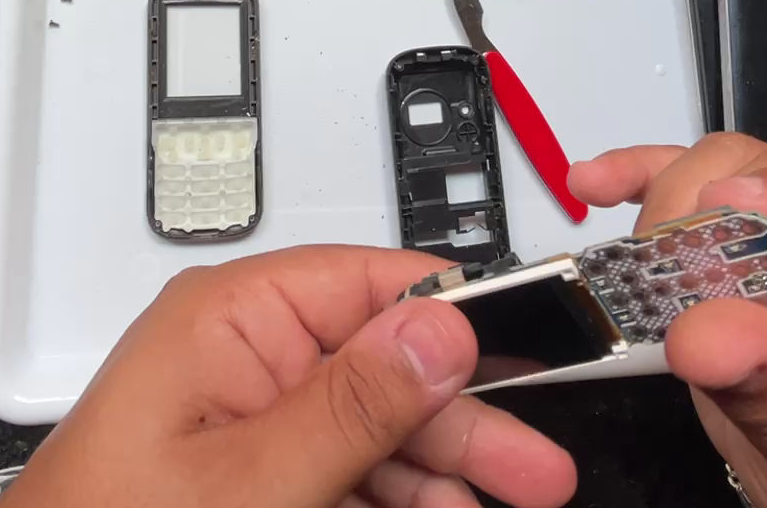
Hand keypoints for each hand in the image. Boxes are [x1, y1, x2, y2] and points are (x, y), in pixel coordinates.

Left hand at [0, 246, 577, 507]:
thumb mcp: (249, 477)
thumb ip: (349, 402)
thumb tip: (436, 329)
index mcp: (234, 314)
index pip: (365, 281)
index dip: (446, 311)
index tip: (519, 342)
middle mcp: (246, 346)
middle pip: (381, 359)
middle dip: (461, 408)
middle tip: (533, 459)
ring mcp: (253, 405)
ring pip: (373, 417)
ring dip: (443, 459)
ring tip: (512, 491)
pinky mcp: (256, 456)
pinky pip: (344, 457)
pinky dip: (397, 487)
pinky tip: (441, 507)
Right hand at [568, 134, 766, 507]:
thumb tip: (705, 336)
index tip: (729, 205)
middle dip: (727, 208)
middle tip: (670, 260)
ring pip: (741, 162)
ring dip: (677, 199)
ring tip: (646, 262)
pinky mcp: (753, 229)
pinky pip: (694, 179)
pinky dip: (642, 178)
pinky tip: (600, 184)